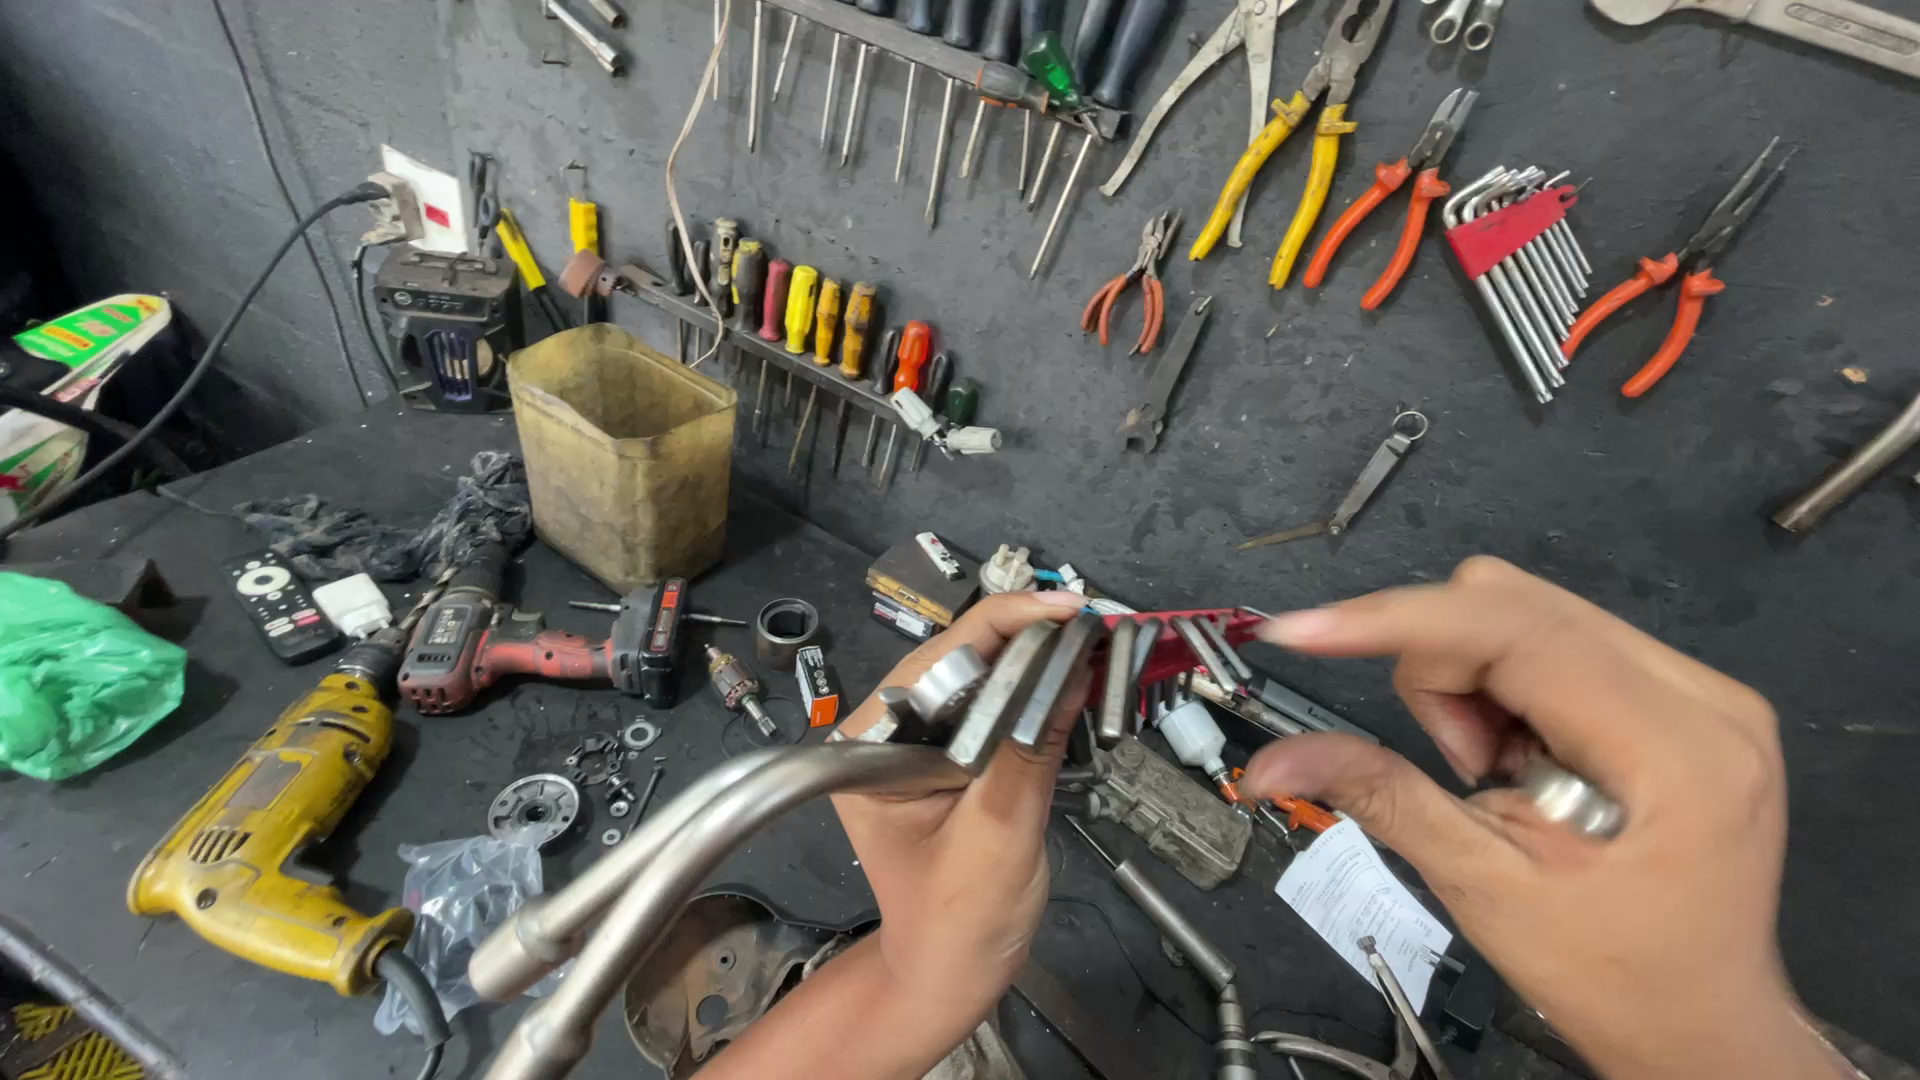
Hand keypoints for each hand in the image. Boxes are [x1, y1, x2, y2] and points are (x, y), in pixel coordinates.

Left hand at [833, 591, 1091, 1027]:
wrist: (950, 974)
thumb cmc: (959, 923)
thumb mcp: (1000, 834)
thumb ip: (1032, 746)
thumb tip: (1073, 666)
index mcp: (871, 746)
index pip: (939, 660)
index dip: (1007, 627)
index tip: (1068, 613)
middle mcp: (885, 730)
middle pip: (959, 658)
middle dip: (1027, 637)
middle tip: (1091, 625)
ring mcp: (914, 739)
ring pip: (979, 675)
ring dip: (1034, 660)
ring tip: (1087, 645)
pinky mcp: (945, 751)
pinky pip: (989, 704)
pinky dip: (1030, 691)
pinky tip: (1066, 680)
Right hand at [1240, 557, 1850, 1079]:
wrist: (1696, 1019)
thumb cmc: (1600, 968)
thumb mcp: (1476, 879)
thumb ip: (1374, 793)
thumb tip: (1261, 764)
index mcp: (1672, 747)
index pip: (1514, 630)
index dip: (1395, 620)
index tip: (1298, 633)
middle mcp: (1696, 692)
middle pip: (1506, 602)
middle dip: (1439, 667)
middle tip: (1458, 760)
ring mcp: (1688, 683)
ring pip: (1511, 607)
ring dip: (1460, 675)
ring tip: (1487, 765)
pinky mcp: (1663, 687)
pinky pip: (1533, 631)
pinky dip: (1486, 678)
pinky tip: (1511, 749)